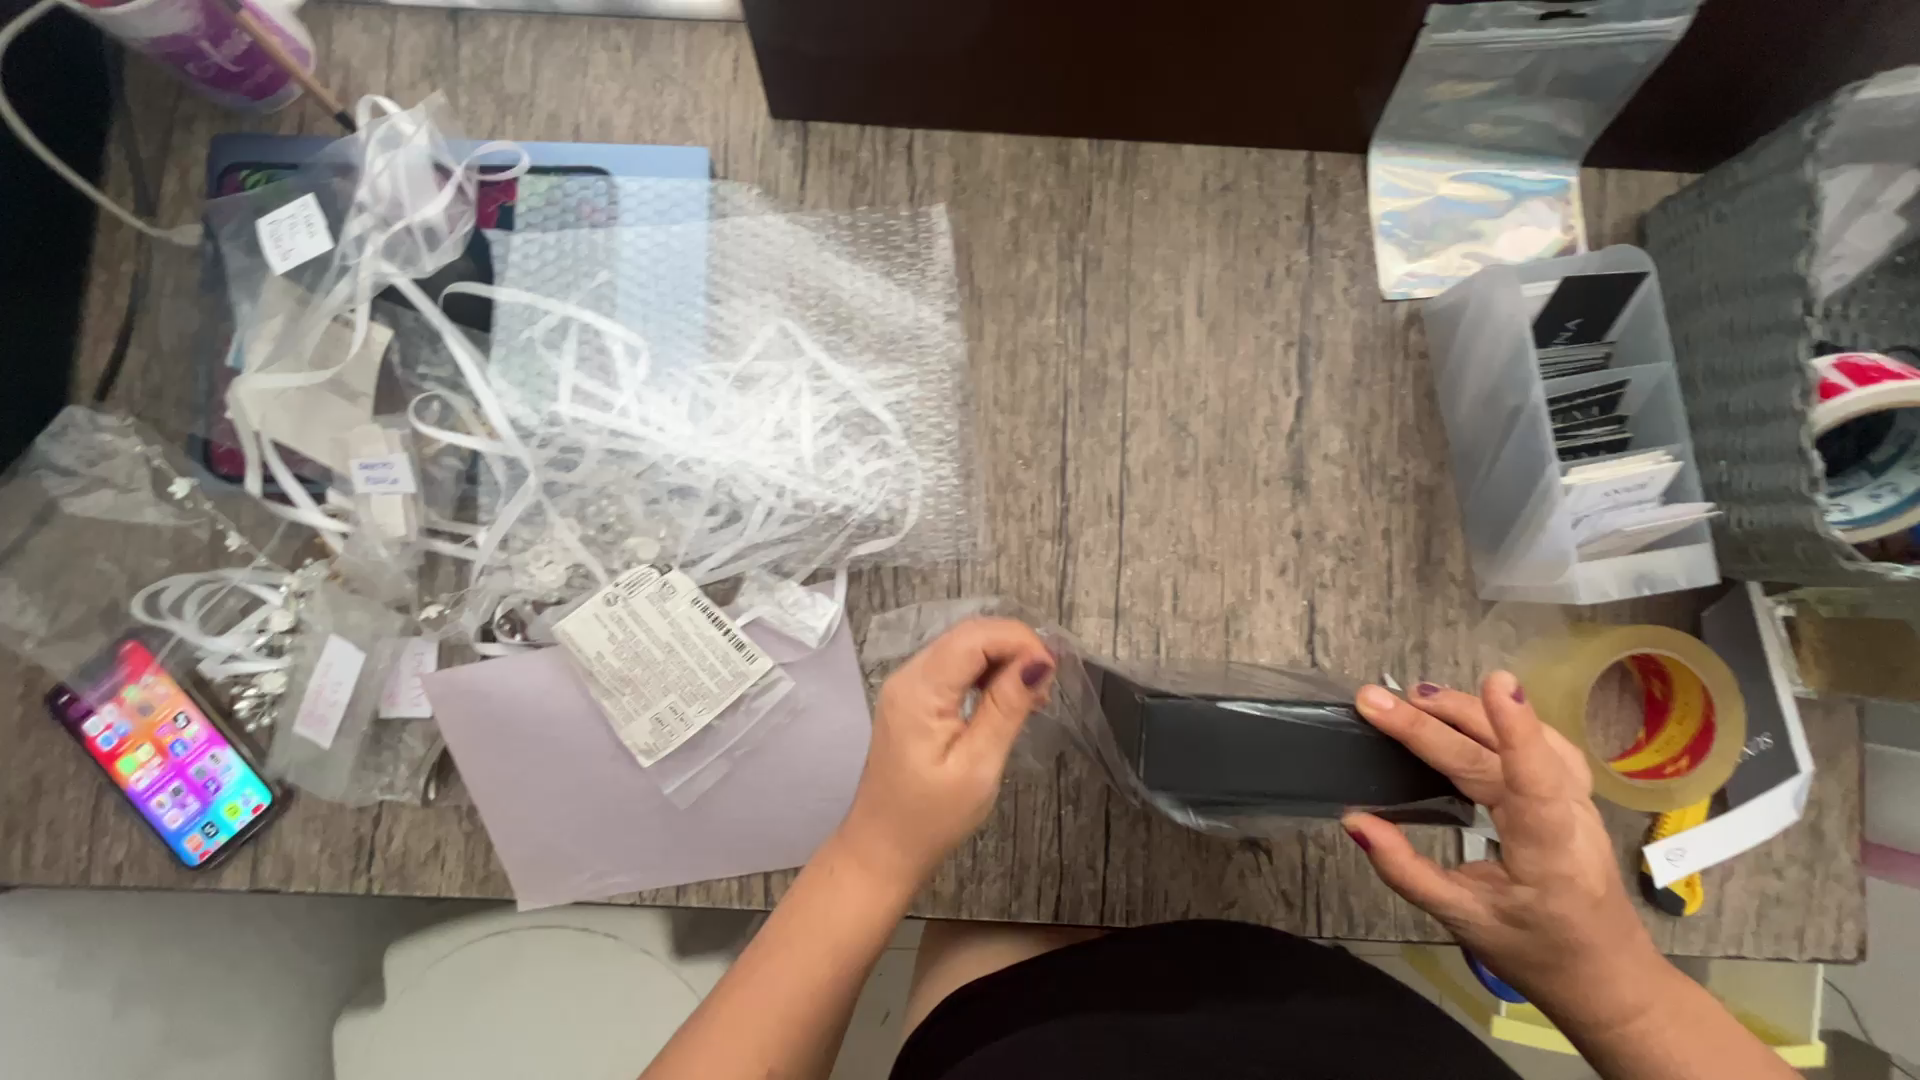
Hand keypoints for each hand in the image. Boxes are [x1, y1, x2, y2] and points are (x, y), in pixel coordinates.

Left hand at [834, 617, 1055, 889]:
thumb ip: (1006, 707)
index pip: (974, 637)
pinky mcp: (912, 698)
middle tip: (1046, 686)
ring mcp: (907, 685)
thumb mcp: (978, 766)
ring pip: (962, 647)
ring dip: (1002, 660)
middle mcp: (908, 676)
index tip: (1052, 670)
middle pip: (968, 635)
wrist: (883, 848)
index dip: (1019, 640)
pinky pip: (953, 667)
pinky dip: (985, 673)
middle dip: (1014, 647)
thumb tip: (1039, 661)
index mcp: (919, 690)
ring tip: (1033, 696)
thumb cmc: (931, 817)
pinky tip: (1006, 699)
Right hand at [1343, 672, 1663, 1025]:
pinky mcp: (1572, 794)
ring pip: (1528, 739)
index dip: (1517, 731)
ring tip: (1415, 696)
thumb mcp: (1462, 920)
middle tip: (1373, 700)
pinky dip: (1497, 720)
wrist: (1607, 975)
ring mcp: (1578, 803)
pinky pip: (1540, 745)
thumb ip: (1406, 870)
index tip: (1497, 682)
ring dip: (1470, 711)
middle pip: (1501, 755)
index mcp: (1549, 856)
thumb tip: (1354, 820)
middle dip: (1435, 720)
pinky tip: (1463, 712)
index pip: (1535, 784)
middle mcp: (1571, 819)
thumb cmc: (1535, 951)